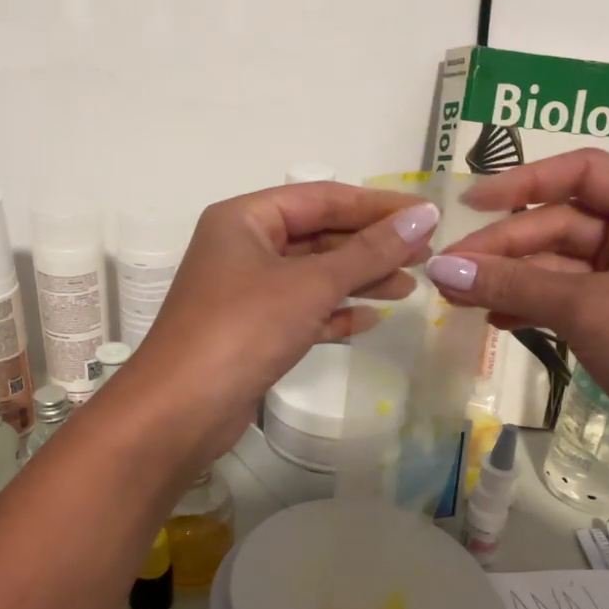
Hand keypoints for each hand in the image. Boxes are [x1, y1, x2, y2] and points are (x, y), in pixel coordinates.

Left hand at [123, 182, 439, 460]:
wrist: (180, 411)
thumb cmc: (241, 331)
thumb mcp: (310, 285)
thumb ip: (368, 251)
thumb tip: (423, 216)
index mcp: (244, 219)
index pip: (321, 198)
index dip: (377, 205)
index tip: (428, 215)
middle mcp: (240, 248)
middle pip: (317, 235)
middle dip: (370, 245)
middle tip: (426, 256)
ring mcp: (242, 293)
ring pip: (311, 276)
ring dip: (358, 280)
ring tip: (408, 288)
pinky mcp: (249, 333)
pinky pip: (300, 311)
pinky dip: (333, 313)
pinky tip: (369, 320)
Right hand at [425, 149, 608, 475]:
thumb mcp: (590, 309)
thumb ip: (512, 285)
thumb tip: (440, 269)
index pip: (584, 173)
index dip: (524, 181)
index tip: (470, 204)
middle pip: (562, 224)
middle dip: (504, 246)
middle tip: (447, 271)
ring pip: (558, 266)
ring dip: (509, 279)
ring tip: (456, 296)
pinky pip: (565, 301)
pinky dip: (529, 307)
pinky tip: (493, 319)